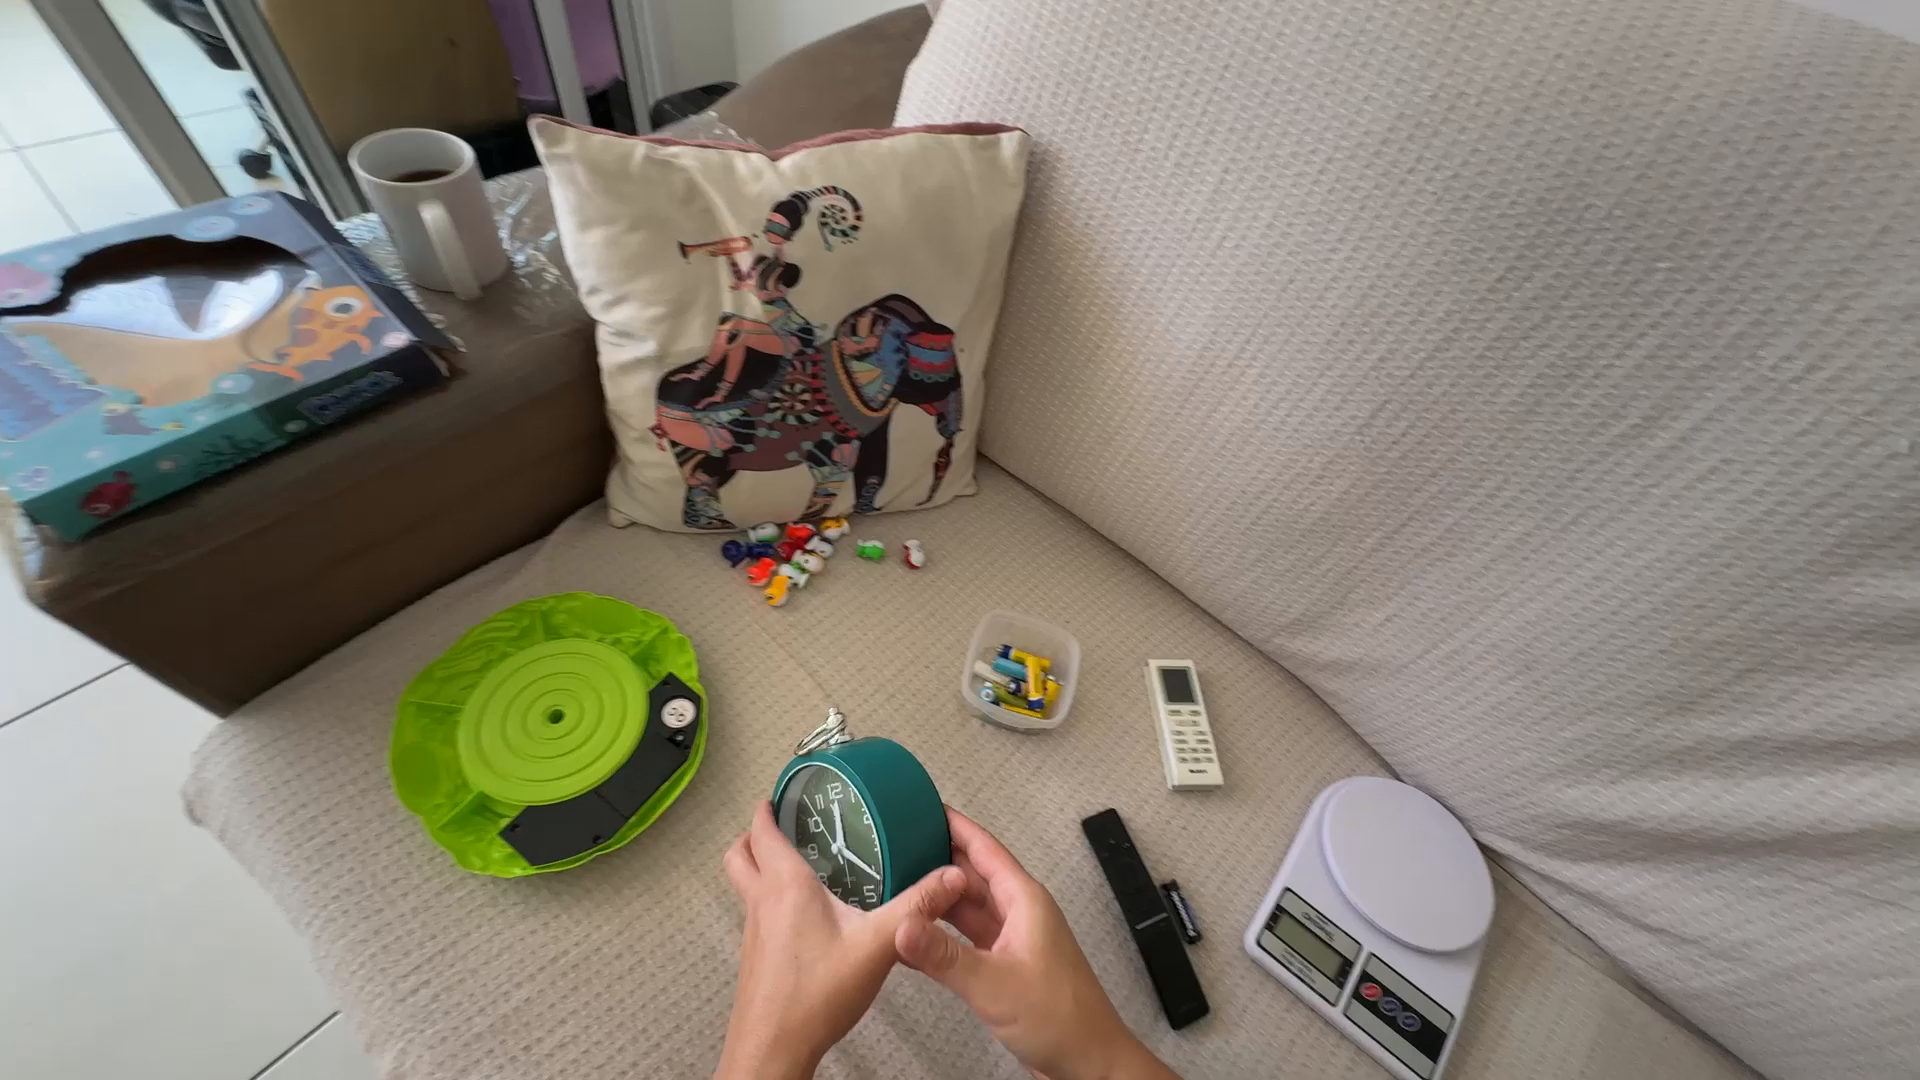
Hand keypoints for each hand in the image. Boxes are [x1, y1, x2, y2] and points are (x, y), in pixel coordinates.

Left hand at [716, 802, 965, 1079]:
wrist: (773, 1054)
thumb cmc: (815, 996)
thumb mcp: (876, 944)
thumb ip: (915, 907)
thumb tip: (950, 877)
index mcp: (784, 885)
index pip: (761, 831)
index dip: (767, 807)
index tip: (782, 792)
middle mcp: (761, 902)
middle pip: (738, 853)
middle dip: (754, 832)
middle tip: (783, 822)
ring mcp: (752, 932)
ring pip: (743, 883)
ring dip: (758, 863)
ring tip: (796, 858)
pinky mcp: (755, 957)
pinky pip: (754, 911)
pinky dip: (768, 896)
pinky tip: (803, 911)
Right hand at [894, 809, 1179, 1079]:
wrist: (1089, 1064)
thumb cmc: (1056, 1016)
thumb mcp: (993, 983)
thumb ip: (944, 956)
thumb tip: (901, 925)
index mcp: (1023, 899)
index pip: (984, 848)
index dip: (955, 825)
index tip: (923, 807)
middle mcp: (1018, 910)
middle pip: (973, 874)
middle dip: (938, 858)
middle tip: (896, 846)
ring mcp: (1012, 937)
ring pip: (970, 906)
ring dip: (940, 897)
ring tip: (899, 882)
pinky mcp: (1006, 963)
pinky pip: (969, 936)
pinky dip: (945, 931)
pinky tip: (917, 932)